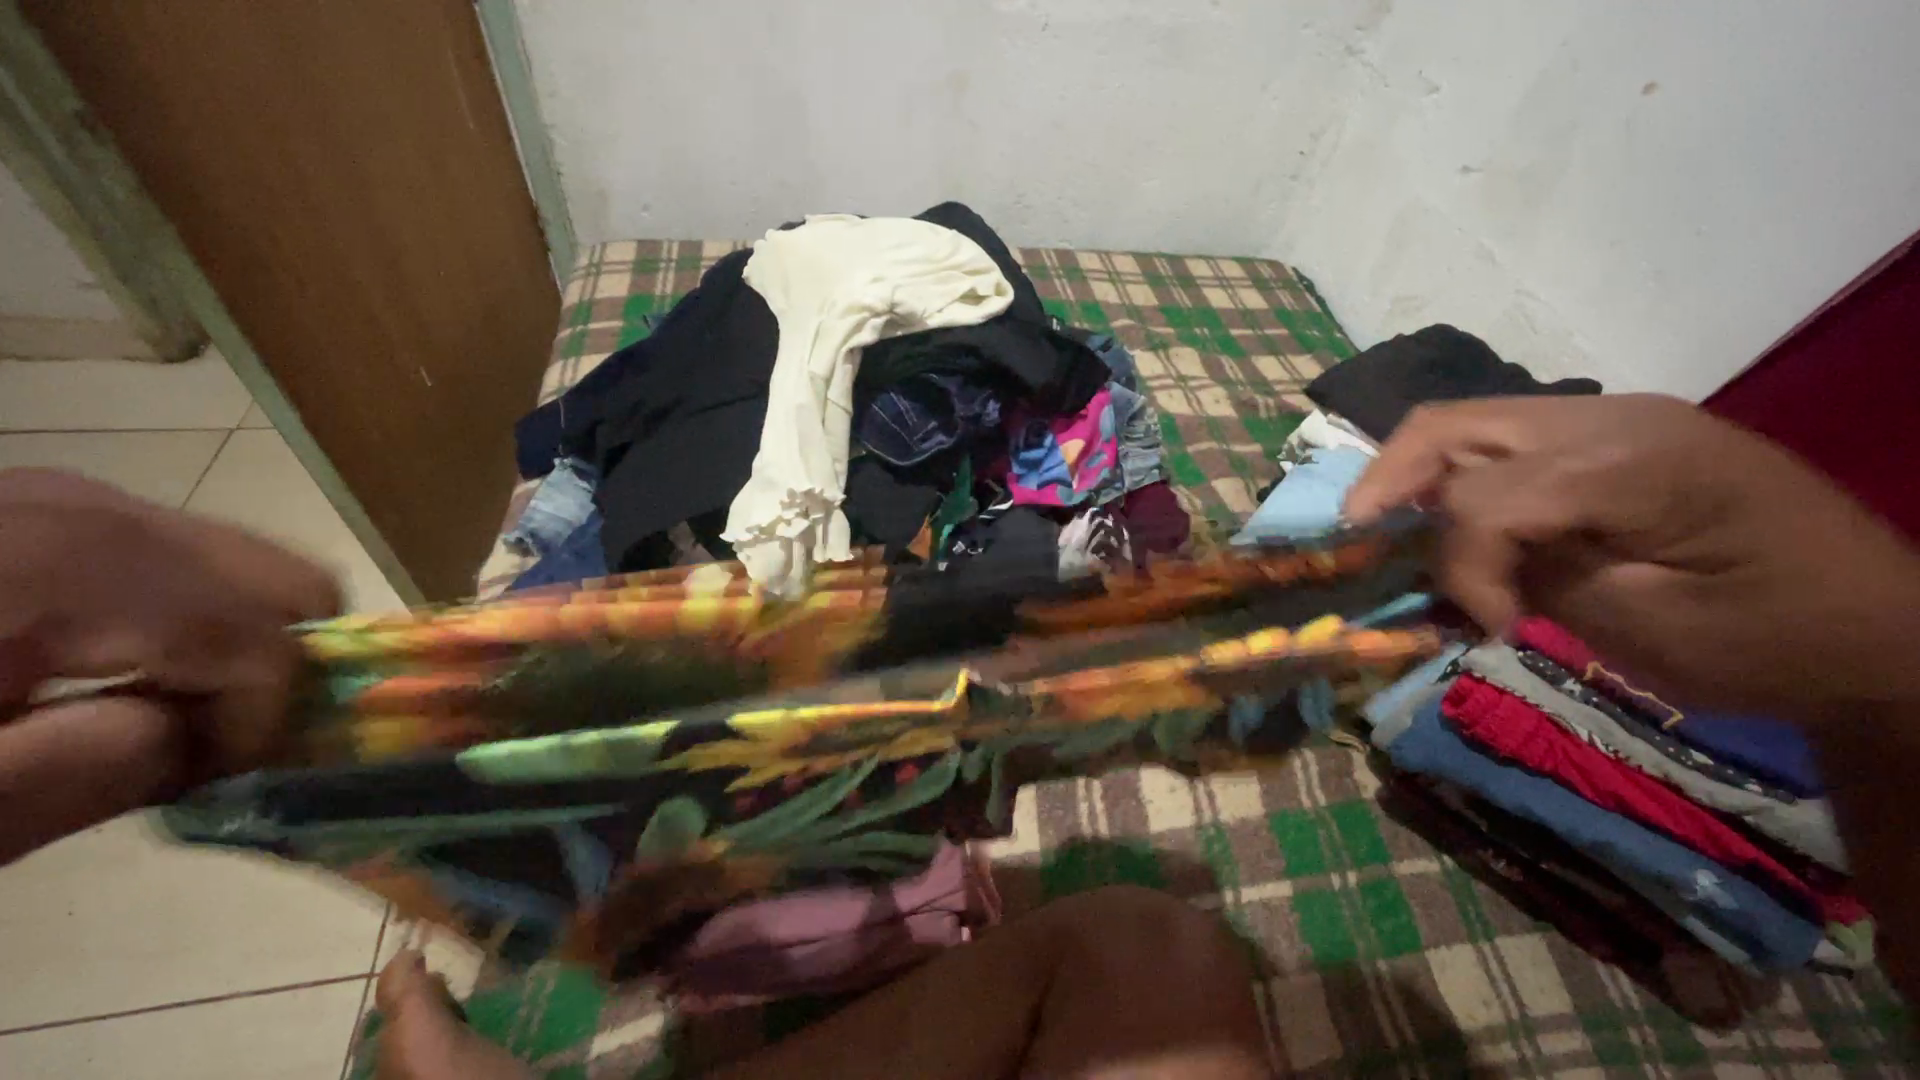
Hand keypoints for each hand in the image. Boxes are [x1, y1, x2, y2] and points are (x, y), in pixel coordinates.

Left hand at [0, 468, 339, 862]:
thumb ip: (99, 771)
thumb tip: (213, 743)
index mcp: (67, 567)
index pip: (264, 642)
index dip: (264, 724)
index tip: (207, 783)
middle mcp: (87, 506)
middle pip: (287, 578)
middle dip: (277, 664)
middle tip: (209, 735)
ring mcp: (60, 495)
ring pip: (241, 563)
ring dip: (231, 641)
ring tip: (152, 706)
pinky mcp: (33, 505)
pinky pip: (175, 555)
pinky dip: (182, 615)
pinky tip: (107, 665)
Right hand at [1343, 394, 1919, 717]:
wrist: (1879, 631)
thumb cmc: (1772, 641)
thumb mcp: (1644, 625)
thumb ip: (1533, 572)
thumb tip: (1454, 559)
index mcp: (1629, 461)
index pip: (1482, 497)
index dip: (1458, 567)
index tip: (1488, 629)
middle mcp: (1606, 417)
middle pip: (1446, 426)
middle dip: (1384, 486)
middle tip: (1355, 543)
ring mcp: (1606, 419)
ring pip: (1459, 425)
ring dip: (1412, 482)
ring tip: (1391, 537)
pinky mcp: (1603, 439)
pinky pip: (1496, 444)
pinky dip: (1450, 483)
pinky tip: (1447, 526)